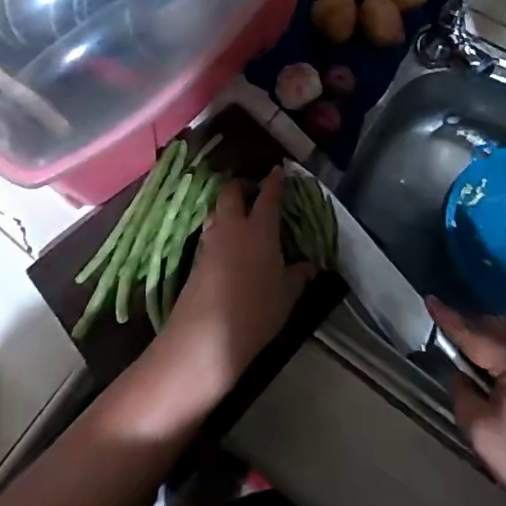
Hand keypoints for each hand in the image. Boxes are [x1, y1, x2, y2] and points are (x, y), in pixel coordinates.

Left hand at [158, 168, 315, 397]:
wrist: (205, 335)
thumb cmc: (255, 313)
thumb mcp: (286, 297)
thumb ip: (297, 276)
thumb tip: (309, 265)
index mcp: (259, 230)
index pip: (267, 196)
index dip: (274, 181)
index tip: (278, 170)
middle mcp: (232, 227)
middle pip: (231, 191)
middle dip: (243, 185)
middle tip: (256, 192)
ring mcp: (210, 240)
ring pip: (217, 210)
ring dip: (229, 207)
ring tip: (244, 219)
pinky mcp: (196, 255)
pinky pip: (210, 231)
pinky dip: (221, 228)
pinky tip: (231, 245)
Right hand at [430, 300, 505, 505]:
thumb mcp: (481, 431)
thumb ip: (462, 394)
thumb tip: (462, 377)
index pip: (472, 333)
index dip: (447, 318)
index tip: (429, 298)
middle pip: (499, 328)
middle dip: (472, 324)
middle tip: (446, 328)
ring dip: (491, 339)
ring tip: (468, 349)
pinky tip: (498, 371)